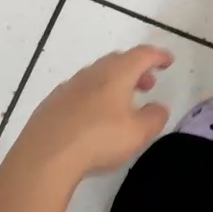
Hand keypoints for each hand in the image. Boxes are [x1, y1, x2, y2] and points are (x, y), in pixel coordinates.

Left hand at [8, 45, 172, 182]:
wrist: (44, 156)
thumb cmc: (98, 140)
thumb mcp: (138, 133)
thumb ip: (154, 117)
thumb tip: (159, 107)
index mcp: (117, 73)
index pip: (143, 55)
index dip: (158, 56)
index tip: (168, 61)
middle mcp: (93, 72)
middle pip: (119, 61)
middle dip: (136, 69)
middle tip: (148, 83)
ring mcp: (69, 86)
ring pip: (98, 75)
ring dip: (114, 83)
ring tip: (122, 102)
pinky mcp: (52, 103)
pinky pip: (80, 91)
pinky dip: (94, 95)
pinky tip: (93, 117)